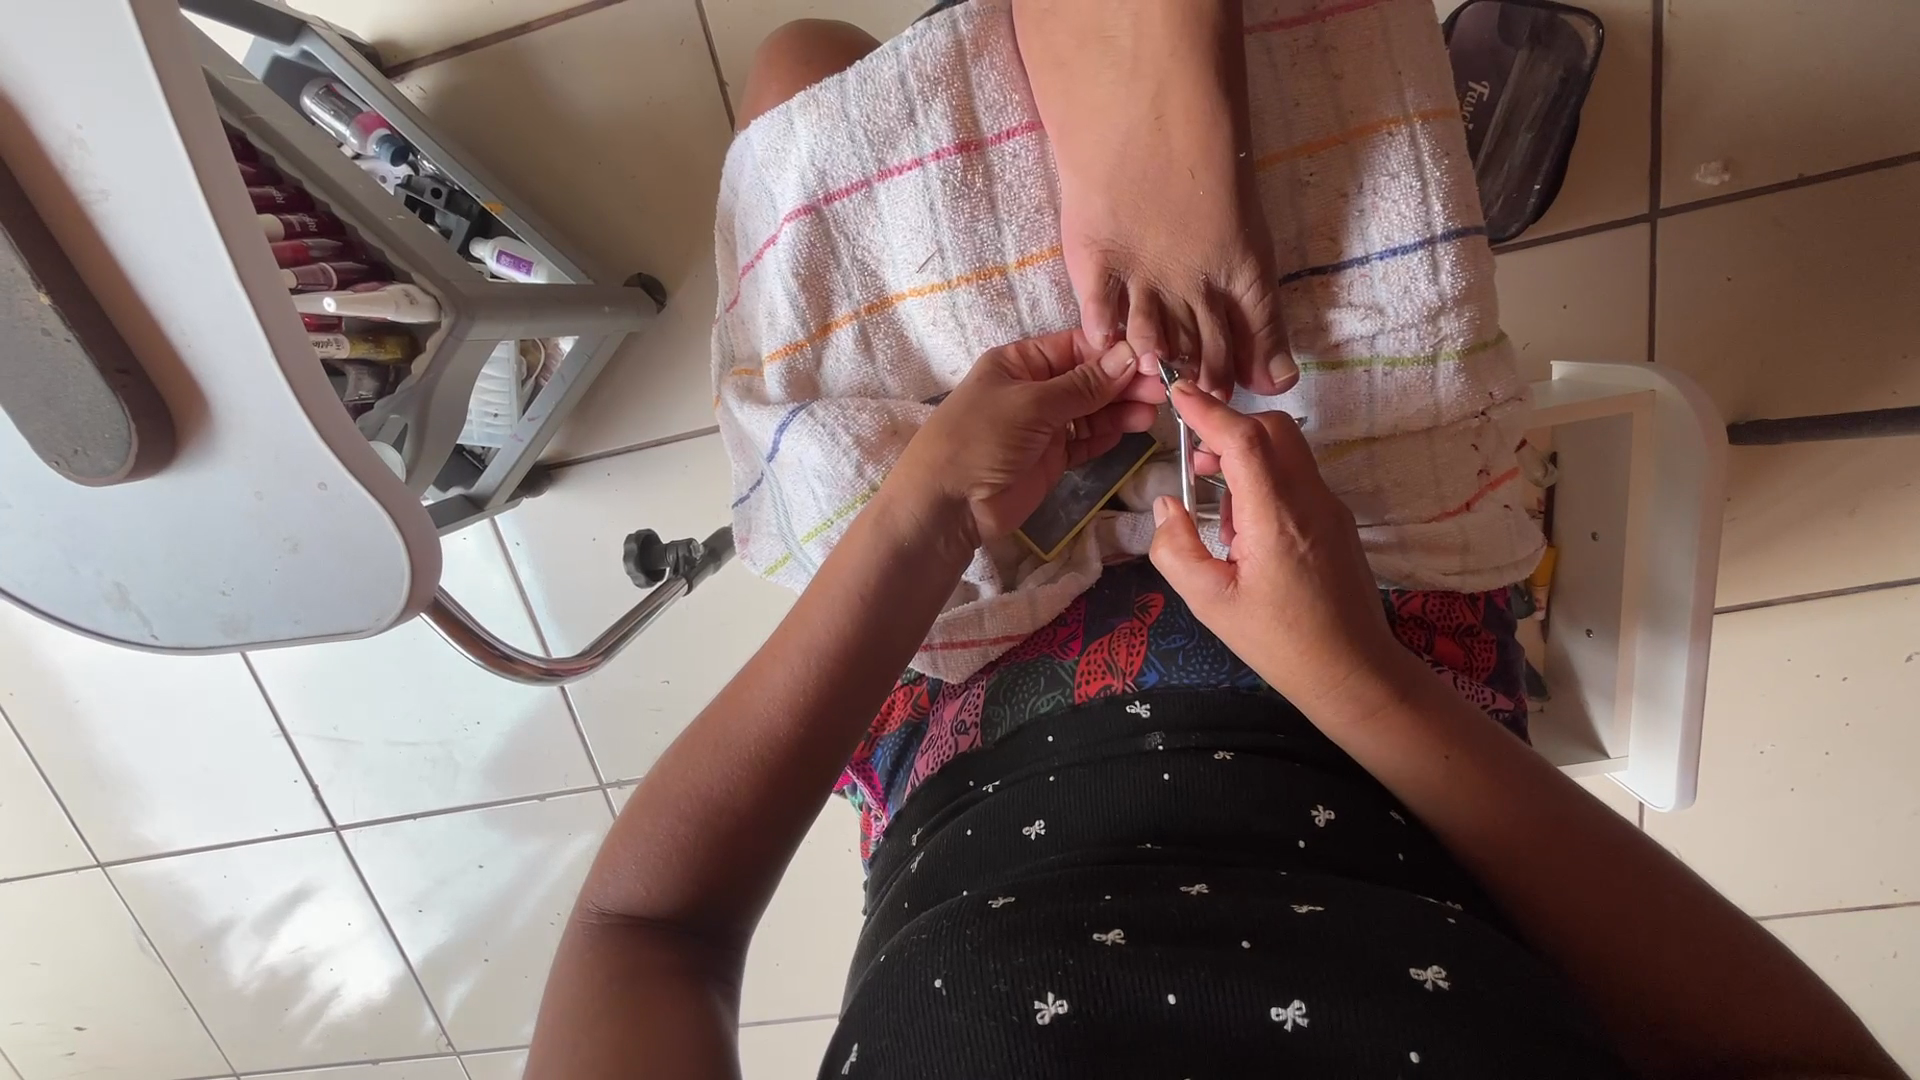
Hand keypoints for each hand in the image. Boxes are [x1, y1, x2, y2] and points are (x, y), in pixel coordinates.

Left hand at [889, 330, 1159, 548]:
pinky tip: (1130, 431)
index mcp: (1020, 362)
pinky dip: (1105, 436)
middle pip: (1088, 379)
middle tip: (1161, 390)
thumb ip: (1083, 385)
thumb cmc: (980, 439)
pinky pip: (1084, 441)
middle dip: (1123, 383)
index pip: (1076, 346)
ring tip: (1152, 413)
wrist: (947, 504)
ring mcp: (1042, 426)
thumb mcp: (1031, 405)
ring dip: (1120, 410)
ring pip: (1090, 411)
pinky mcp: (1050, 459)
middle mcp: (1033, 390)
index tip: (1151, 358)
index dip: (1113, 351)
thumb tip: (1130, 357)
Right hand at [1014, 0, 1296, 397]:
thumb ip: (1255, 268)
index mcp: (1239, 257)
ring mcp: (1139, 274)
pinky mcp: (1095, 261)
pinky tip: (1110, 352)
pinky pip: (1099, 312)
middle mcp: (1191, 279)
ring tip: (1167, 383)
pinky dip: (1106, 336)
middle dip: (1211, 372)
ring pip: (1153, 337)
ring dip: (1163, 364)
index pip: (1253, 323)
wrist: (1141, 99)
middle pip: (1203, 341)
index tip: (1266, 386)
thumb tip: (1274, 341)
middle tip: (1212, 396)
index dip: (1259, 357)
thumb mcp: (1248, 196)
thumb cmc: (1205, 129)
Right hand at [1148, 381, 1414, 716]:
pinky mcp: (1335, 520)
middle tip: (1196, 462)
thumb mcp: (1208, 602)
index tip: (1177, 392)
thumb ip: (1176, 548)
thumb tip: (1167, 505)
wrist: (1353, 672)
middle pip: (1274, 429)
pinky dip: (1262, 479)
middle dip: (1229, 427)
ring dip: (1245, 455)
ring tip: (1217, 507)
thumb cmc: (1277, 642)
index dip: (1208, 410)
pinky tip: (1244, 529)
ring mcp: (1329, 508)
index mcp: (1277, 519)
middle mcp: (1310, 501)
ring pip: (1287, 449)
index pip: (1244, 441)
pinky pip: (1295, 476)